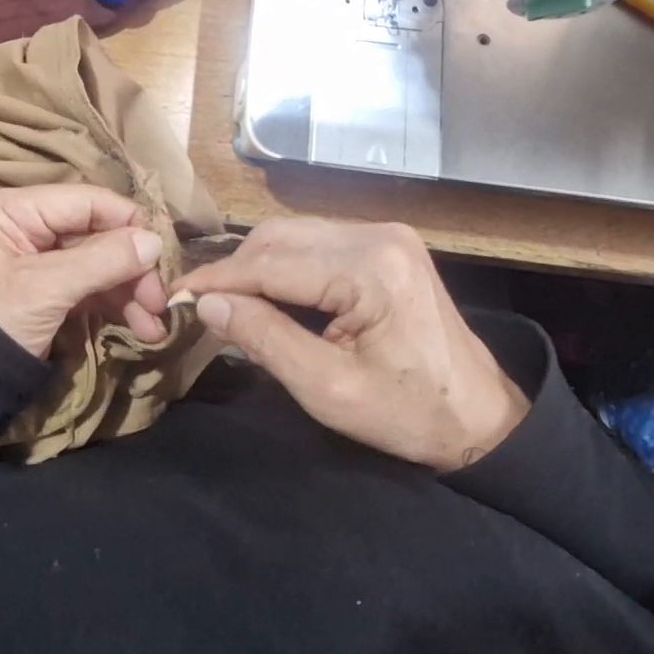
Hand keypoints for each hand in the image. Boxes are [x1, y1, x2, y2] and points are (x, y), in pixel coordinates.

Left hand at [0, 185, 169, 357]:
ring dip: (132, 292)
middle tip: (160, 302)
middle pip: (99, 233)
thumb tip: (155, 241)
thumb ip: (102, 260)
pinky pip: (93, 286)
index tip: (162, 254)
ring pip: (101, 263)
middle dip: (133, 269)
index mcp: (15, 209)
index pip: (87, 201)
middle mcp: (29, 224)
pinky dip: (118, 305)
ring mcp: (41, 257)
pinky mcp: (52, 288)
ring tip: (155, 326)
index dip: (129, 223)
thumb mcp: (46, 289)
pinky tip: (142, 328)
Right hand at [173, 218, 526, 470]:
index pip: (271, 264)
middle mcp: (378, 235)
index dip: (216, 279)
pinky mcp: (387, 245)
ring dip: (256, 265)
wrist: (480, 418)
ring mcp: (386, 235)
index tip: (173, 296)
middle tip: (198, 305)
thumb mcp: (327, 389)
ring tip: (227, 302)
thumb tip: (207, 304)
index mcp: (370, 269)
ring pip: (294, 235)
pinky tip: (268, 294)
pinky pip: (317, 244)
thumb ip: (264, 340)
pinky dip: (283, 266)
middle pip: (279, 238)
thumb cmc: (407, 414)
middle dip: (234, 270)